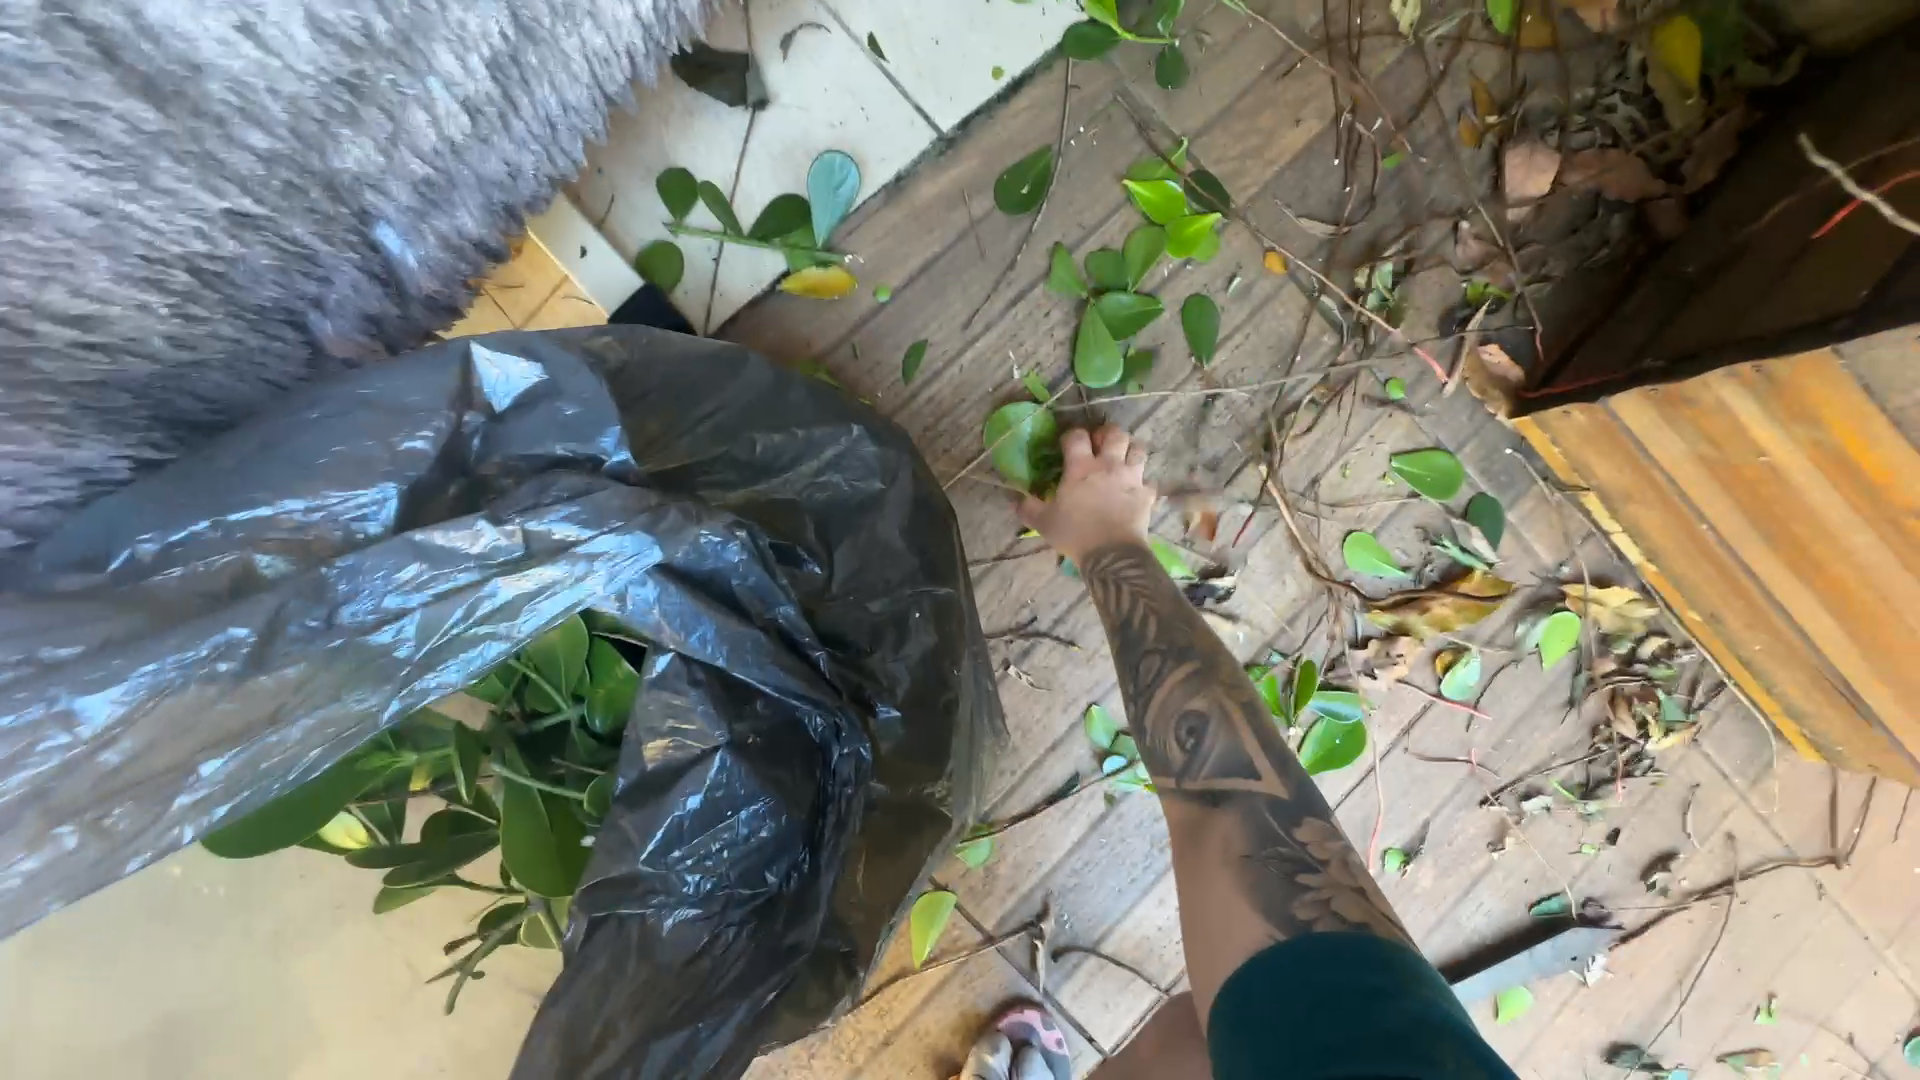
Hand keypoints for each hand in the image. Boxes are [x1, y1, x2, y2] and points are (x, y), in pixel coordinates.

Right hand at [1017, 424, 1156, 564]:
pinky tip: (1136, 490)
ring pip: (1138, 449)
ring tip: (1122, 459)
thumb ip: (1028, 507)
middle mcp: (1108, 465)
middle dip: (1107, 434)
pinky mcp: (1147, 494)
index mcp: (1081, 467)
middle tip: (1099, 445)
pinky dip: (1143, 482)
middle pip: (1115, 433)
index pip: (1077, 436)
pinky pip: (1149, 480)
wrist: (1112, 554)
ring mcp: (1131, 478)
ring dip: (1130, 450)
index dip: (1071, 435)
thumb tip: (1015, 498)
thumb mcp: (1044, 523)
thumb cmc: (1075, 535)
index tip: (1067, 444)